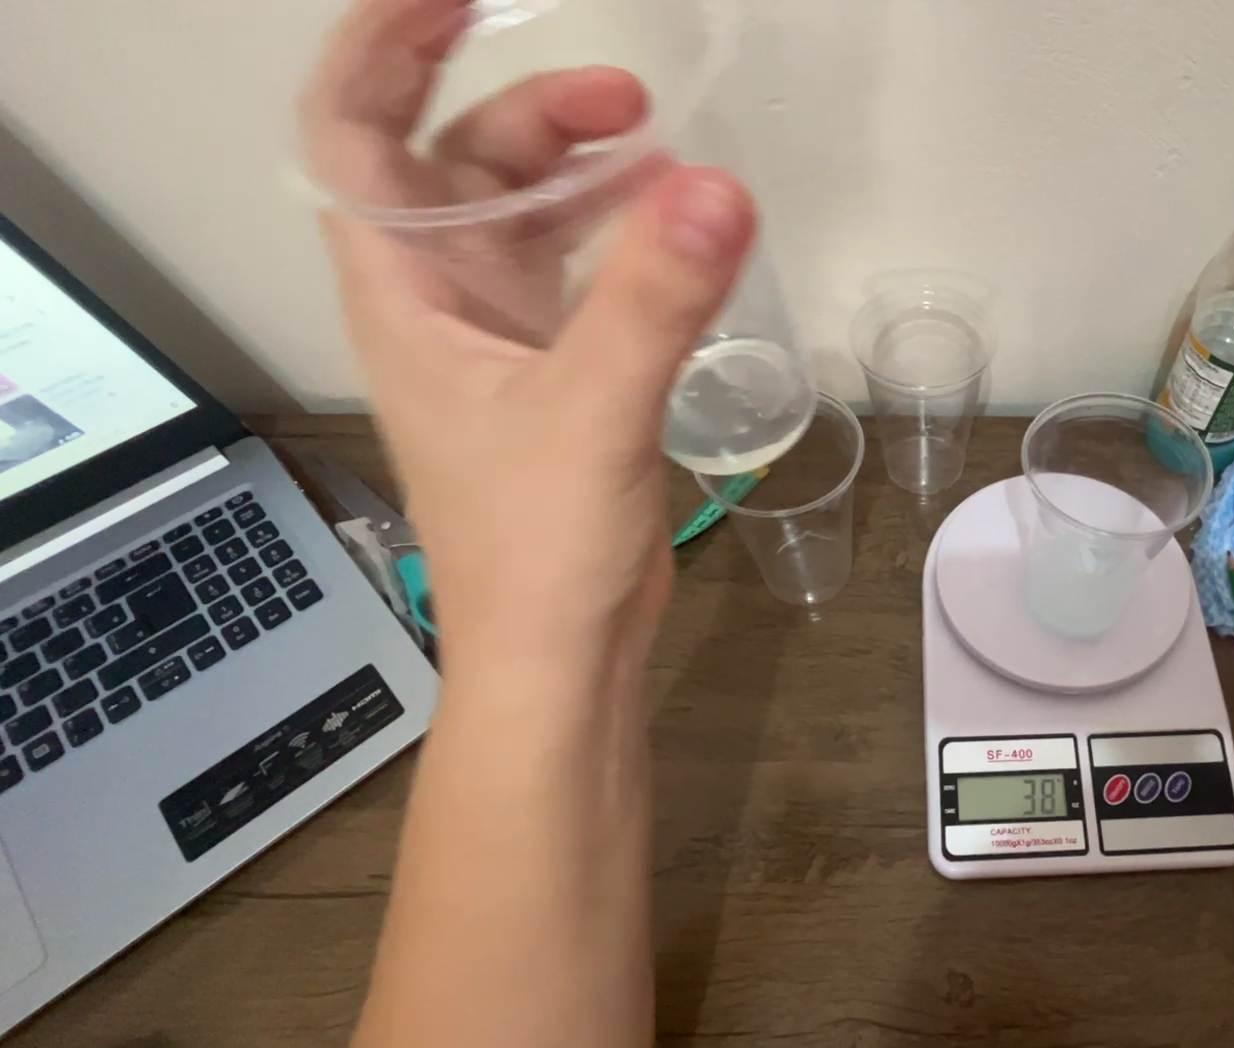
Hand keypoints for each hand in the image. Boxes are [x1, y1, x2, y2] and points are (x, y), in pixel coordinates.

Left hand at [301, 0, 756, 663]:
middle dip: (534, 120)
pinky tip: (677, 252)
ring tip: (666, 164)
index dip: (388, 46)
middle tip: (633, 105)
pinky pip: (586, 290)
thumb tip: (722, 189)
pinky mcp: (565, 386)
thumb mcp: (591, 409)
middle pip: (462, 173)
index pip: (356, 135)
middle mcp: (446, 311)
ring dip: (587, 185)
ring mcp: (509, 350)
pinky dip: (626, 255)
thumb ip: (653, 301)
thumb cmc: (541, 540)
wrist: (561, 645)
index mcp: (407, 298)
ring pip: (531, 233)